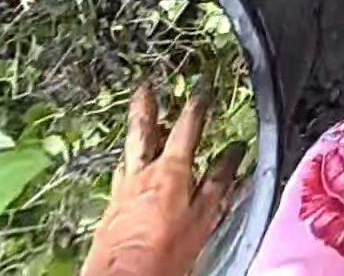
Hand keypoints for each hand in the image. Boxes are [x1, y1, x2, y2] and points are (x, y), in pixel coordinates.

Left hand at [82, 84, 244, 275]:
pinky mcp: (108, 215)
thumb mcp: (203, 217)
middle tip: (144, 88)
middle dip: (145, 108)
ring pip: (129, 155)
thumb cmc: (165, 255)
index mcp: (170, 170)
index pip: (187, 126)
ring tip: (138, 126)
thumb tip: (234, 152)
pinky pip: (120, 179)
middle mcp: (142, 176)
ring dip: (135, 137)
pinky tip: (131, 171)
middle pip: (143, 133)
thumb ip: (219, 181)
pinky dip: (128, 166)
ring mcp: (122, 194)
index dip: (197, 105)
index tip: (205, 90)